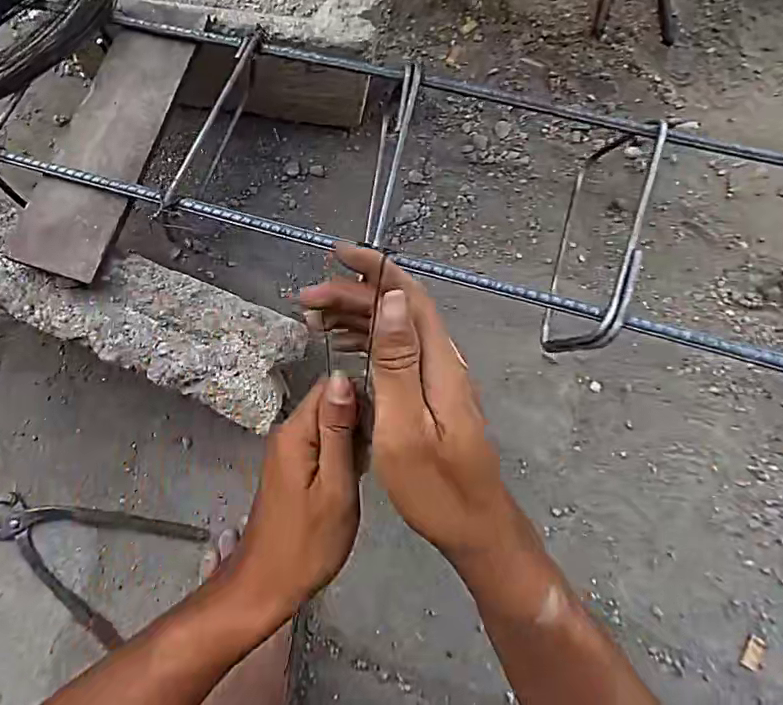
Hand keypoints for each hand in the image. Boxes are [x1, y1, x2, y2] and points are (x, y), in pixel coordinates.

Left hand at [220, 375, 361, 616]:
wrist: (267, 585)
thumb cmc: (307, 543)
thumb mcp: (335, 486)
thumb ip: (339, 431)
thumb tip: (343, 377)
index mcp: (295, 431)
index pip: (331, 385)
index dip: (361, 396)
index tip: (381, 422)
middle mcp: (286, 432)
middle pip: (329, 402)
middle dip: (357, 418)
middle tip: (374, 451)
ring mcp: (286, 449)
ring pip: (327, 423)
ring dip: (350, 438)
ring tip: (365, 467)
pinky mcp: (290, 465)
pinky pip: (320, 442)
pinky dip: (340, 454)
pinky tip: (351, 477)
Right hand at [299, 246, 529, 562]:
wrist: (475, 529)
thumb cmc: (436, 488)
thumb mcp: (405, 427)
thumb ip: (397, 361)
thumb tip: (393, 299)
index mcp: (437, 362)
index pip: (407, 295)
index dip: (375, 268)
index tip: (340, 253)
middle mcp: (440, 359)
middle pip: (397, 308)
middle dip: (351, 294)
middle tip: (307, 298)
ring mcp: (437, 376)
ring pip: (394, 328)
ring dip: (355, 316)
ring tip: (314, 317)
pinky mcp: (429, 392)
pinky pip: (395, 351)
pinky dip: (366, 340)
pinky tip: (342, 343)